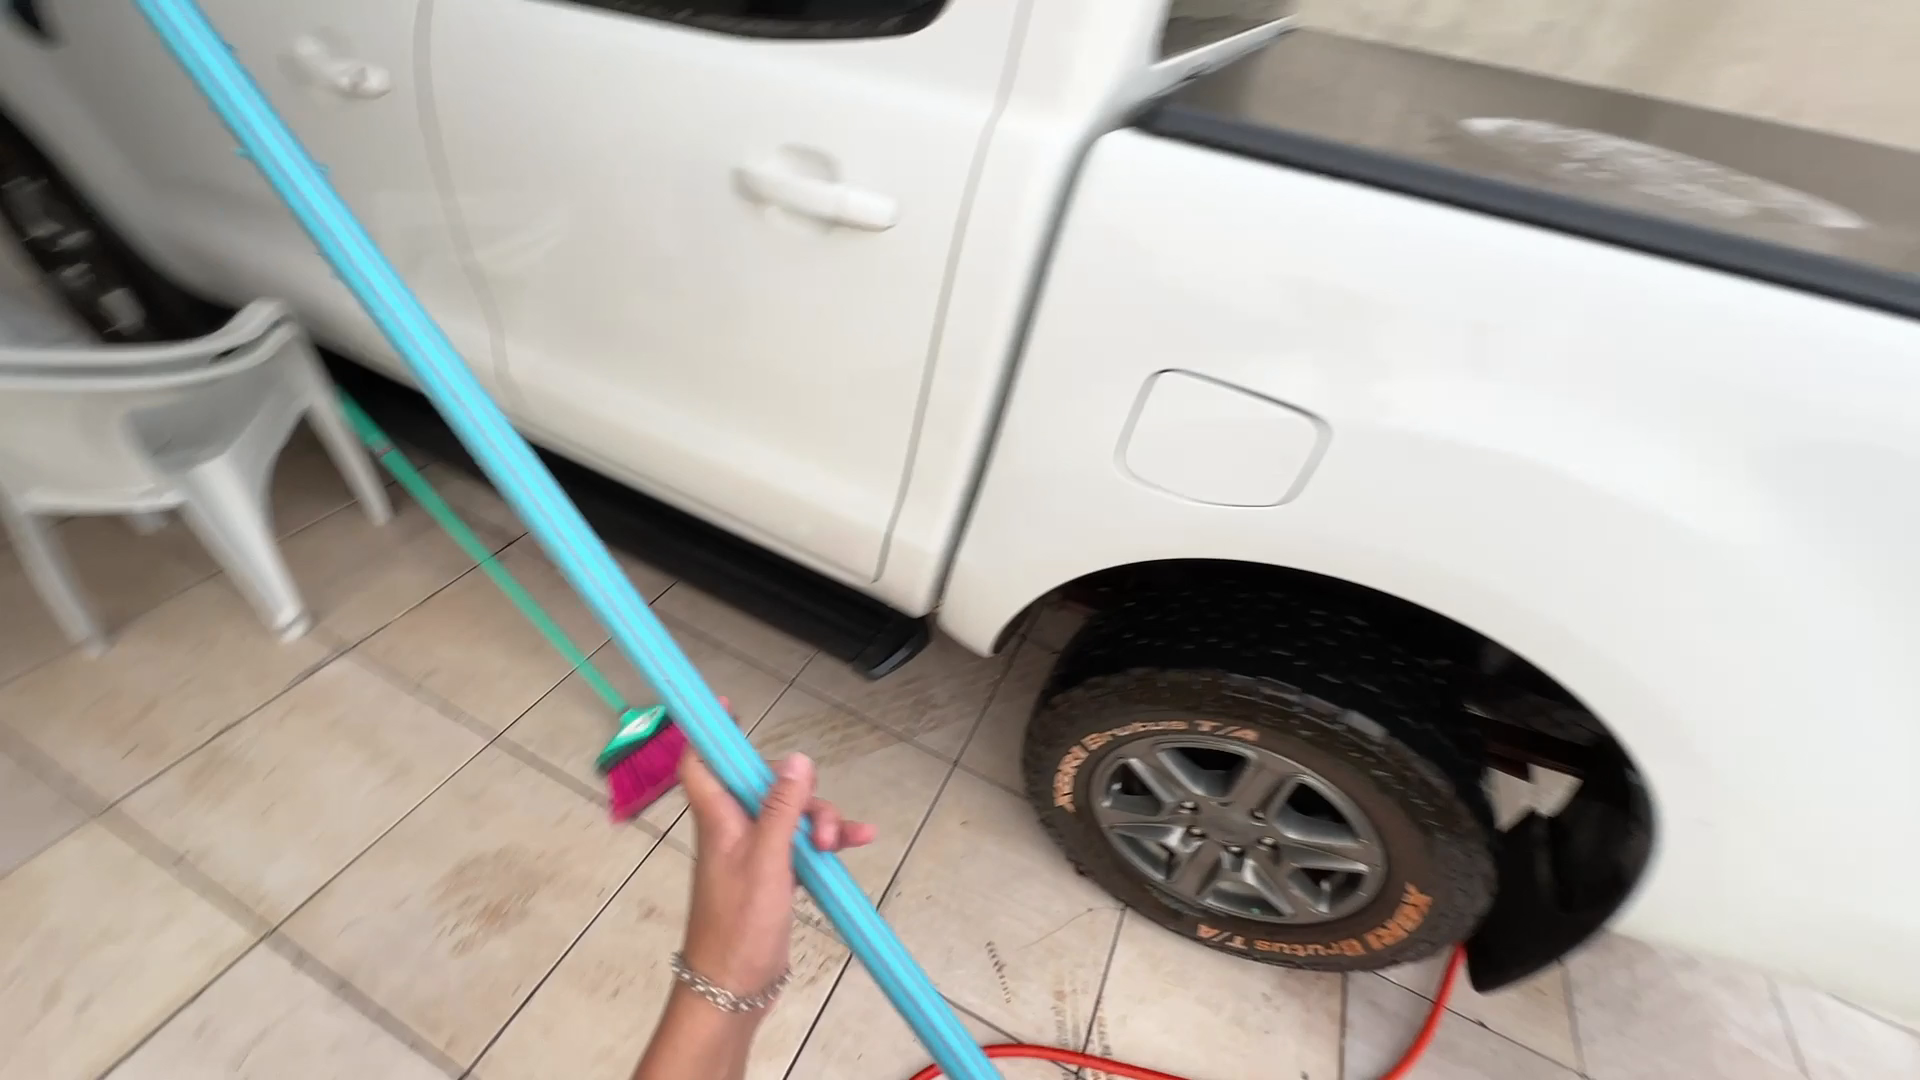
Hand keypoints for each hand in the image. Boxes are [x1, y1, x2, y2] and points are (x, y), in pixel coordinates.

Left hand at [678, 751, 875, 1003]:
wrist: (735, 990)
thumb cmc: (740, 923)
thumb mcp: (767, 861)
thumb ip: (782, 808)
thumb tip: (798, 757)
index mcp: (719, 818)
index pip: (702, 762)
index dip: (710, 732)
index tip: (727, 706)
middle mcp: (734, 827)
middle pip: (766, 783)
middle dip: (800, 790)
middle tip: (822, 820)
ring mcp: (756, 849)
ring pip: (791, 811)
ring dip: (821, 819)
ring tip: (839, 842)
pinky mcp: (775, 871)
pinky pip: (804, 841)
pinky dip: (830, 838)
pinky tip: (859, 840)